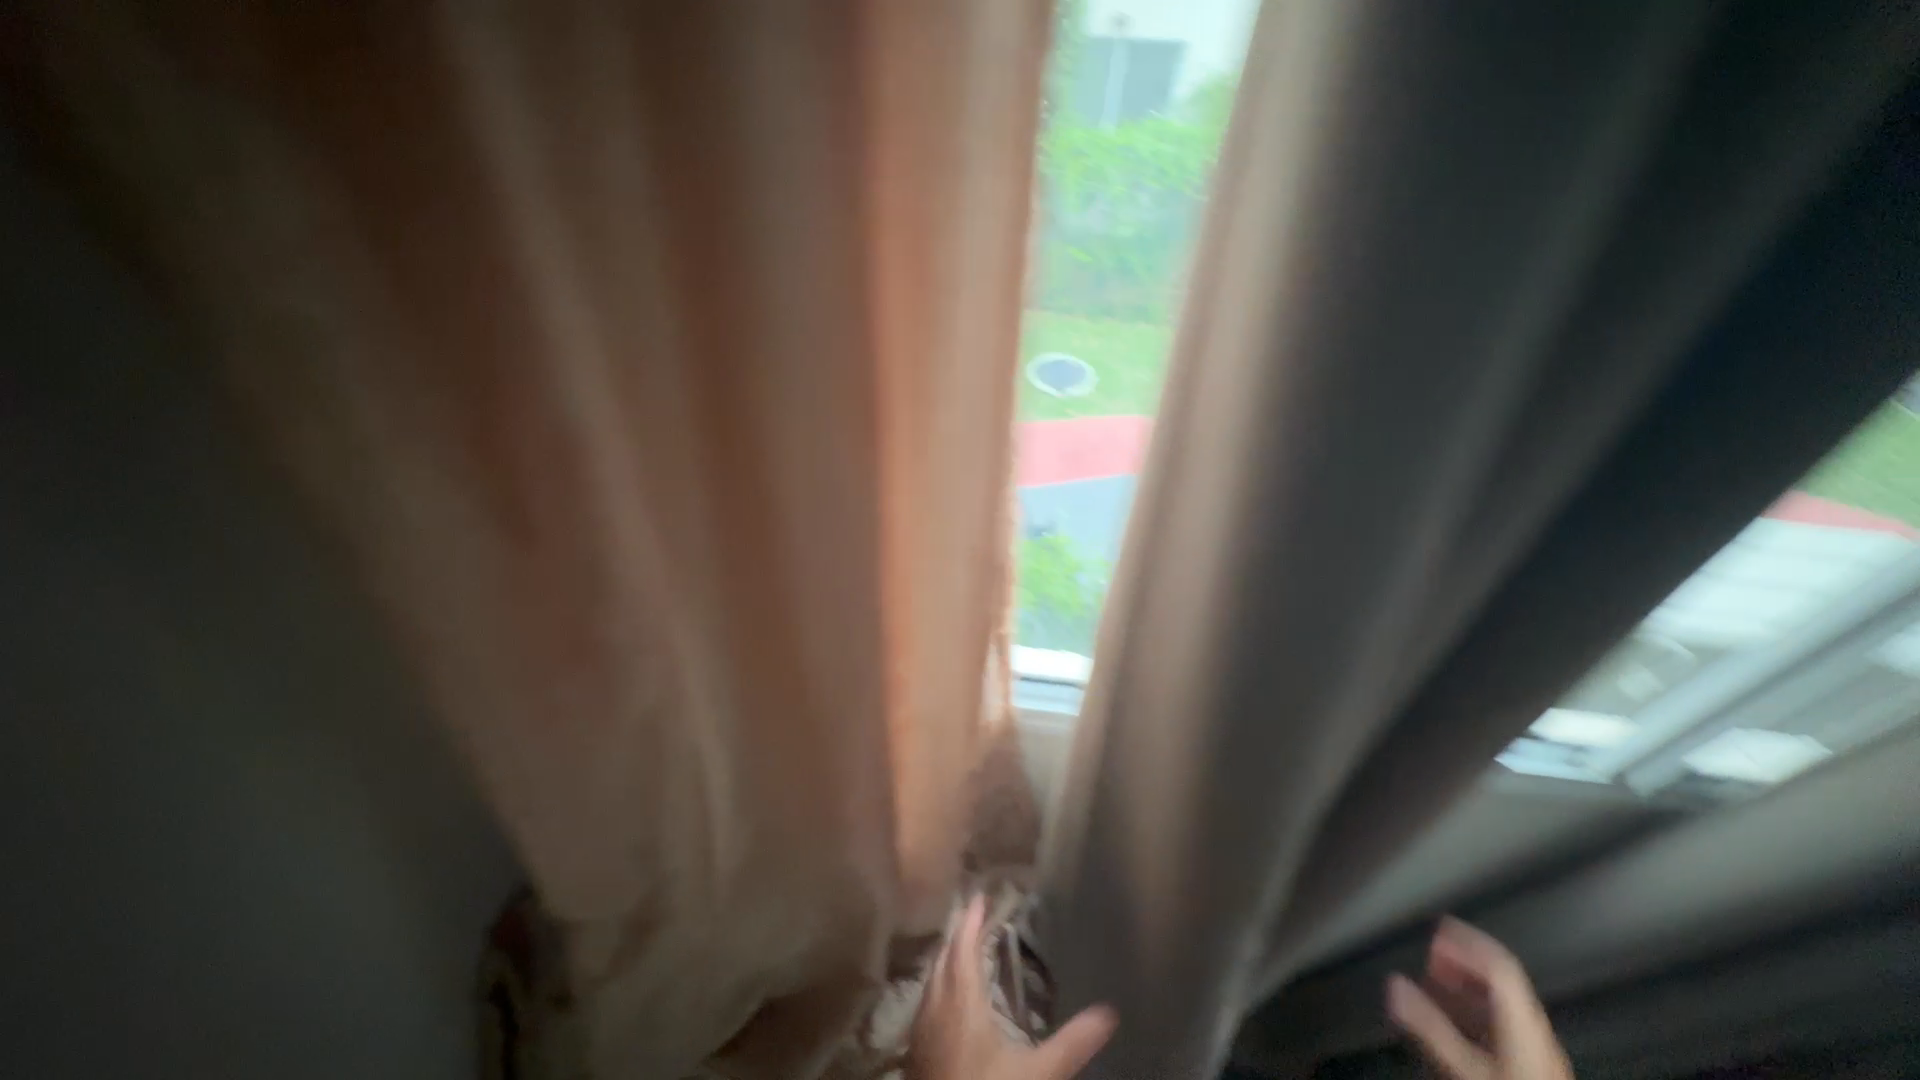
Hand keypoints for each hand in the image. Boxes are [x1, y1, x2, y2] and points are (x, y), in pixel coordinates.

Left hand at [907, 895, 1116, 1079]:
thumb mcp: (1037, 1073)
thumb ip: (1072, 1042)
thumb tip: (1110, 1013)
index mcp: (962, 1001)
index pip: (963, 948)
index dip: (970, 920)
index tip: (979, 896)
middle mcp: (935, 1007)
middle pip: (943, 959)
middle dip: (958, 935)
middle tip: (974, 916)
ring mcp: (921, 1029)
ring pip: (932, 980)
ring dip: (947, 959)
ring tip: (963, 949)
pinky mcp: (916, 1050)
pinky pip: (927, 1002)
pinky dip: (940, 985)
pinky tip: (950, 999)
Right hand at [1386, 917, 1572, 1079]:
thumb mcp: (1465, 1063)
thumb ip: (1430, 1023)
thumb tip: (1394, 983)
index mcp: (1521, 1017)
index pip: (1498, 965)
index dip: (1468, 942)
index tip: (1438, 929)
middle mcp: (1532, 1023)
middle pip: (1500, 977)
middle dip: (1463, 957)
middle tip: (1431, 949)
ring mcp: (1534, 1042)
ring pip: (1501, 998)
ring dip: (1467, 981)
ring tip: (1434, 976)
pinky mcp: (1530, 1058)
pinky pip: (1501, 1018)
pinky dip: (1473, 1006)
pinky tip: (1453, 1015)